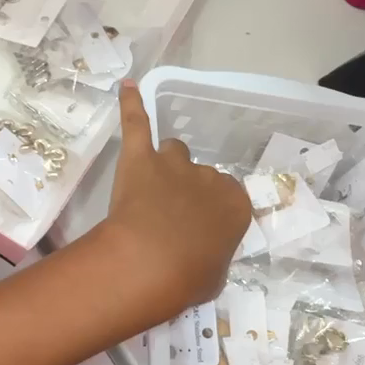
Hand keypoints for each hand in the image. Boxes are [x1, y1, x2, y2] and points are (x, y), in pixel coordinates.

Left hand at [97, 81, 253, 321]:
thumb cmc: (187, 278)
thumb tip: (201, 257)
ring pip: (173, 151)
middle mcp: (210, 177)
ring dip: (163, 165)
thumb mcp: (214, 276)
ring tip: (148, 186)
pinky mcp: (139, 157)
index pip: (227, 199)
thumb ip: (211, 256)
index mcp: (237, 205)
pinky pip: (137, 122)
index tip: (196, 229)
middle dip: (184, 192)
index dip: (208, 214)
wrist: (152, 262)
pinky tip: (127, 87)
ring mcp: (174, 163)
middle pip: (199, 175)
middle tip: (166, 217)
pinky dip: (131, 105)